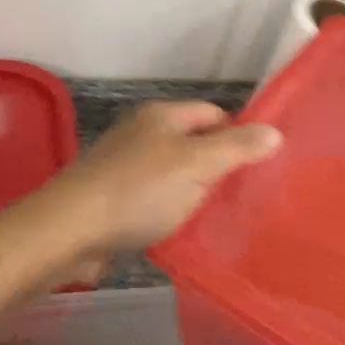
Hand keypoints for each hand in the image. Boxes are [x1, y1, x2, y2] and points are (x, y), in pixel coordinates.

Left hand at [48, 101, 282, 253]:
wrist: (69, 230)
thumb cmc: (138, 191)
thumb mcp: (196, 165)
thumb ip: (236, 148)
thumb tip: (275, 132)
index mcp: (163, 115)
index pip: (214, 114)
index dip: (239, 136)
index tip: (258, 169)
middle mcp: (142, 131)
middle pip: (194, 143)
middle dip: (218, 167)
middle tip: (243, 196)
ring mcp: (124, 163)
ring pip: (174, 171)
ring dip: (194, 191)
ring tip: (216, 217)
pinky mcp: (113, 195)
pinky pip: (154, 196)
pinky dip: (170, 209)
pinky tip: (180, 229)